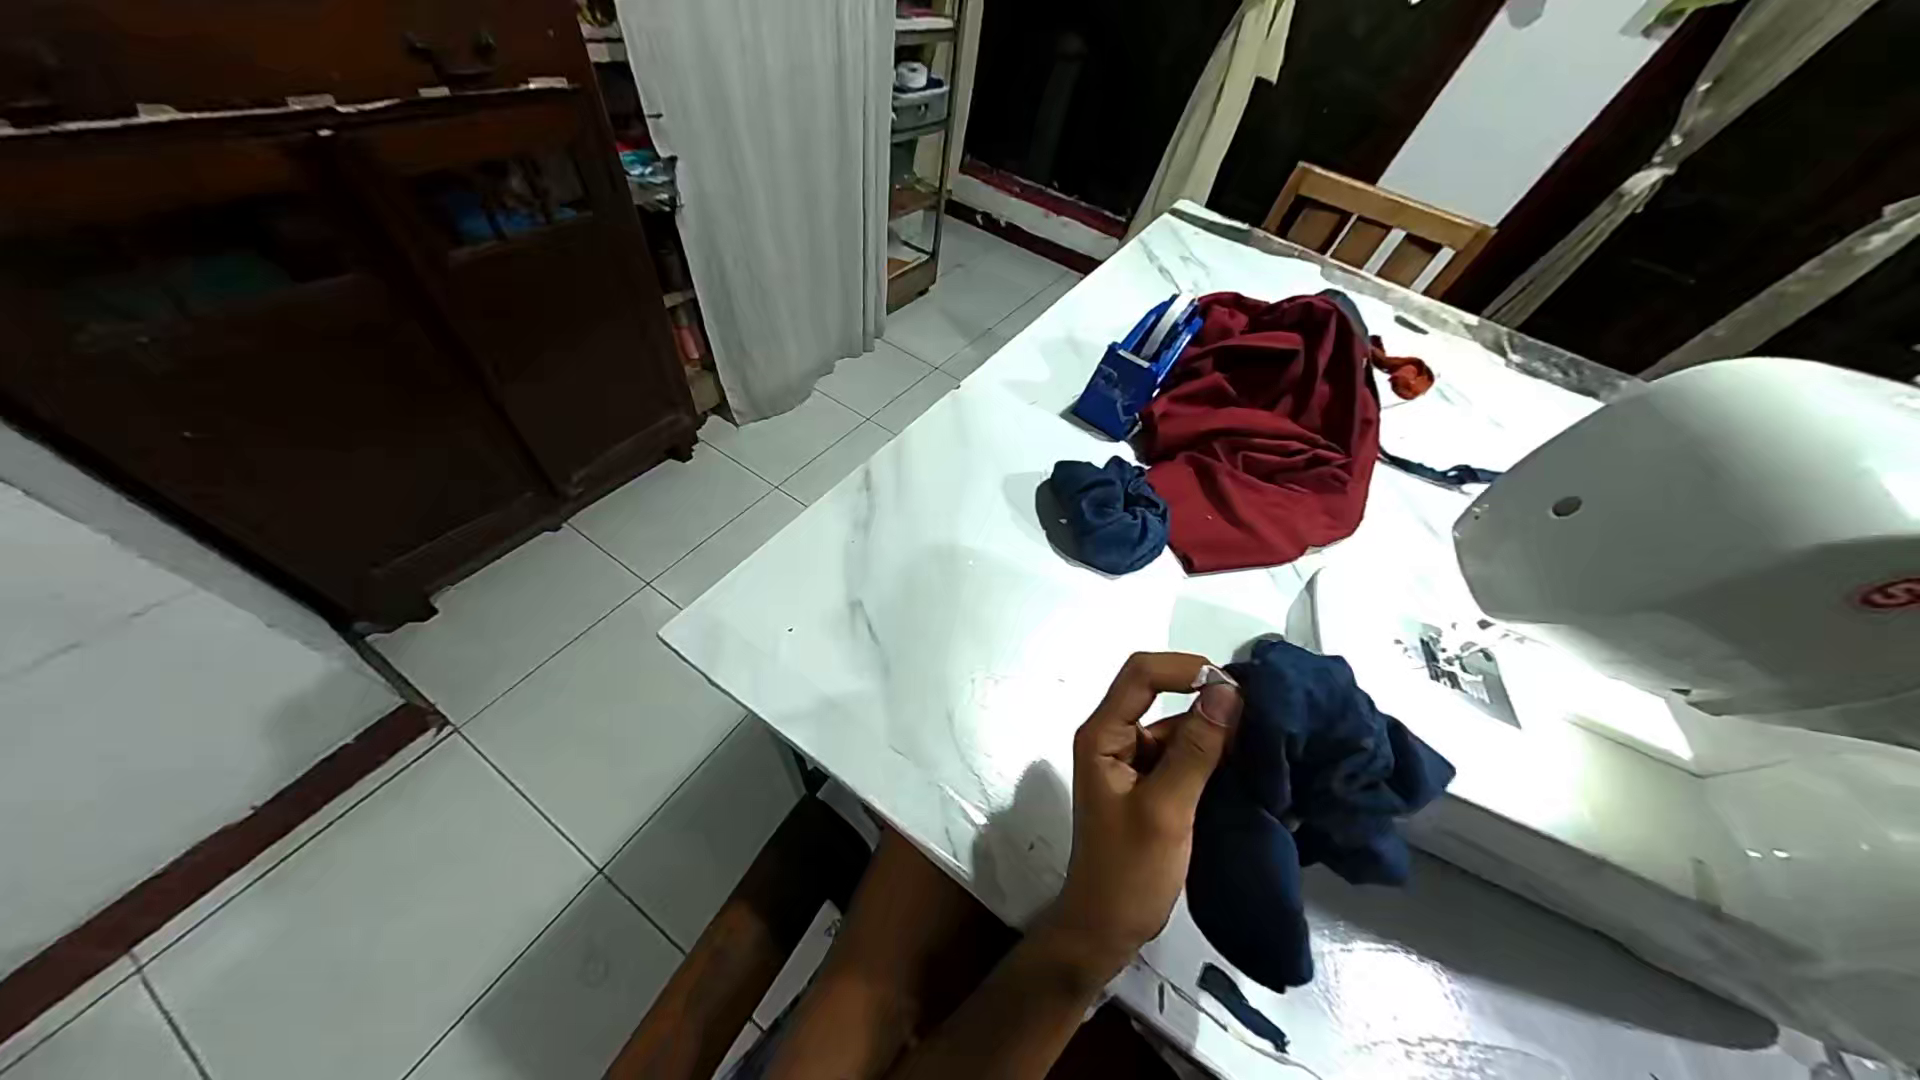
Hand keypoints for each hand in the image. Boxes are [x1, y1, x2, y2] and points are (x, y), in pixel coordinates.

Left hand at [1040, 652, 1242, 981]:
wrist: (1107, 926)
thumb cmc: (1128, 871)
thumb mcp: (1167, 809)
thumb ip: (1195, 750)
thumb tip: (1227, 691)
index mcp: (1103, 734)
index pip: (1140, 674)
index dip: (1185, 668)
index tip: (1233, 686)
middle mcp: (1113, 736)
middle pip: (1157, 693)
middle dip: (1205, 696)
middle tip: (1260, 711)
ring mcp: (1130, 758)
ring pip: (1174, 723)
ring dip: (1213, 727)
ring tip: (1264, 735)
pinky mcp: (1149, 781)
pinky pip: (1180, 751)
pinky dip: (1210, 752)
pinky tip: (1246, 760)